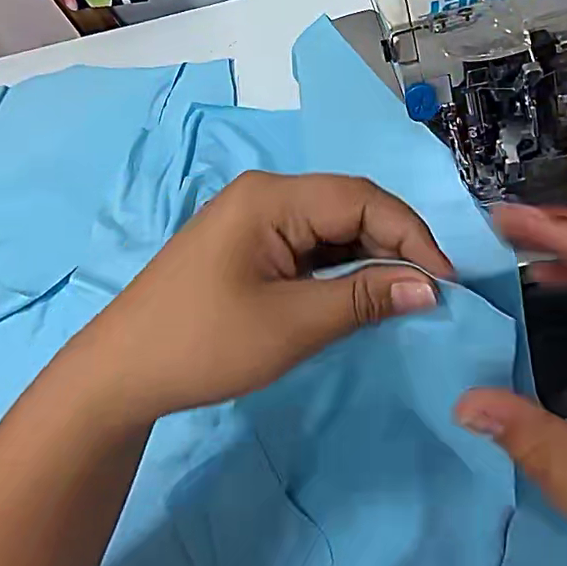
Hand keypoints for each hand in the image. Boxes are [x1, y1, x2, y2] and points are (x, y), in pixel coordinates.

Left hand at [71, 171, 455, 422]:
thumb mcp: (291, 324)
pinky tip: (359, 292)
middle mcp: (266, 193)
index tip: (445, 282)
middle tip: (427, 293)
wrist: (121, 371)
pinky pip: (309, 244)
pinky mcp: (251, 242)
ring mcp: (255, 217)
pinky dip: (339, 267)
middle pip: (347, 207)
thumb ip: (363, 298)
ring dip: (368, 257)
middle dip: (392, 245)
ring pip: (331, 226)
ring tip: (402, 296)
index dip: (410, 235)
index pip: (361, 198)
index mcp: (271, 196)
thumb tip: (429, 287)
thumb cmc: (203, 343)